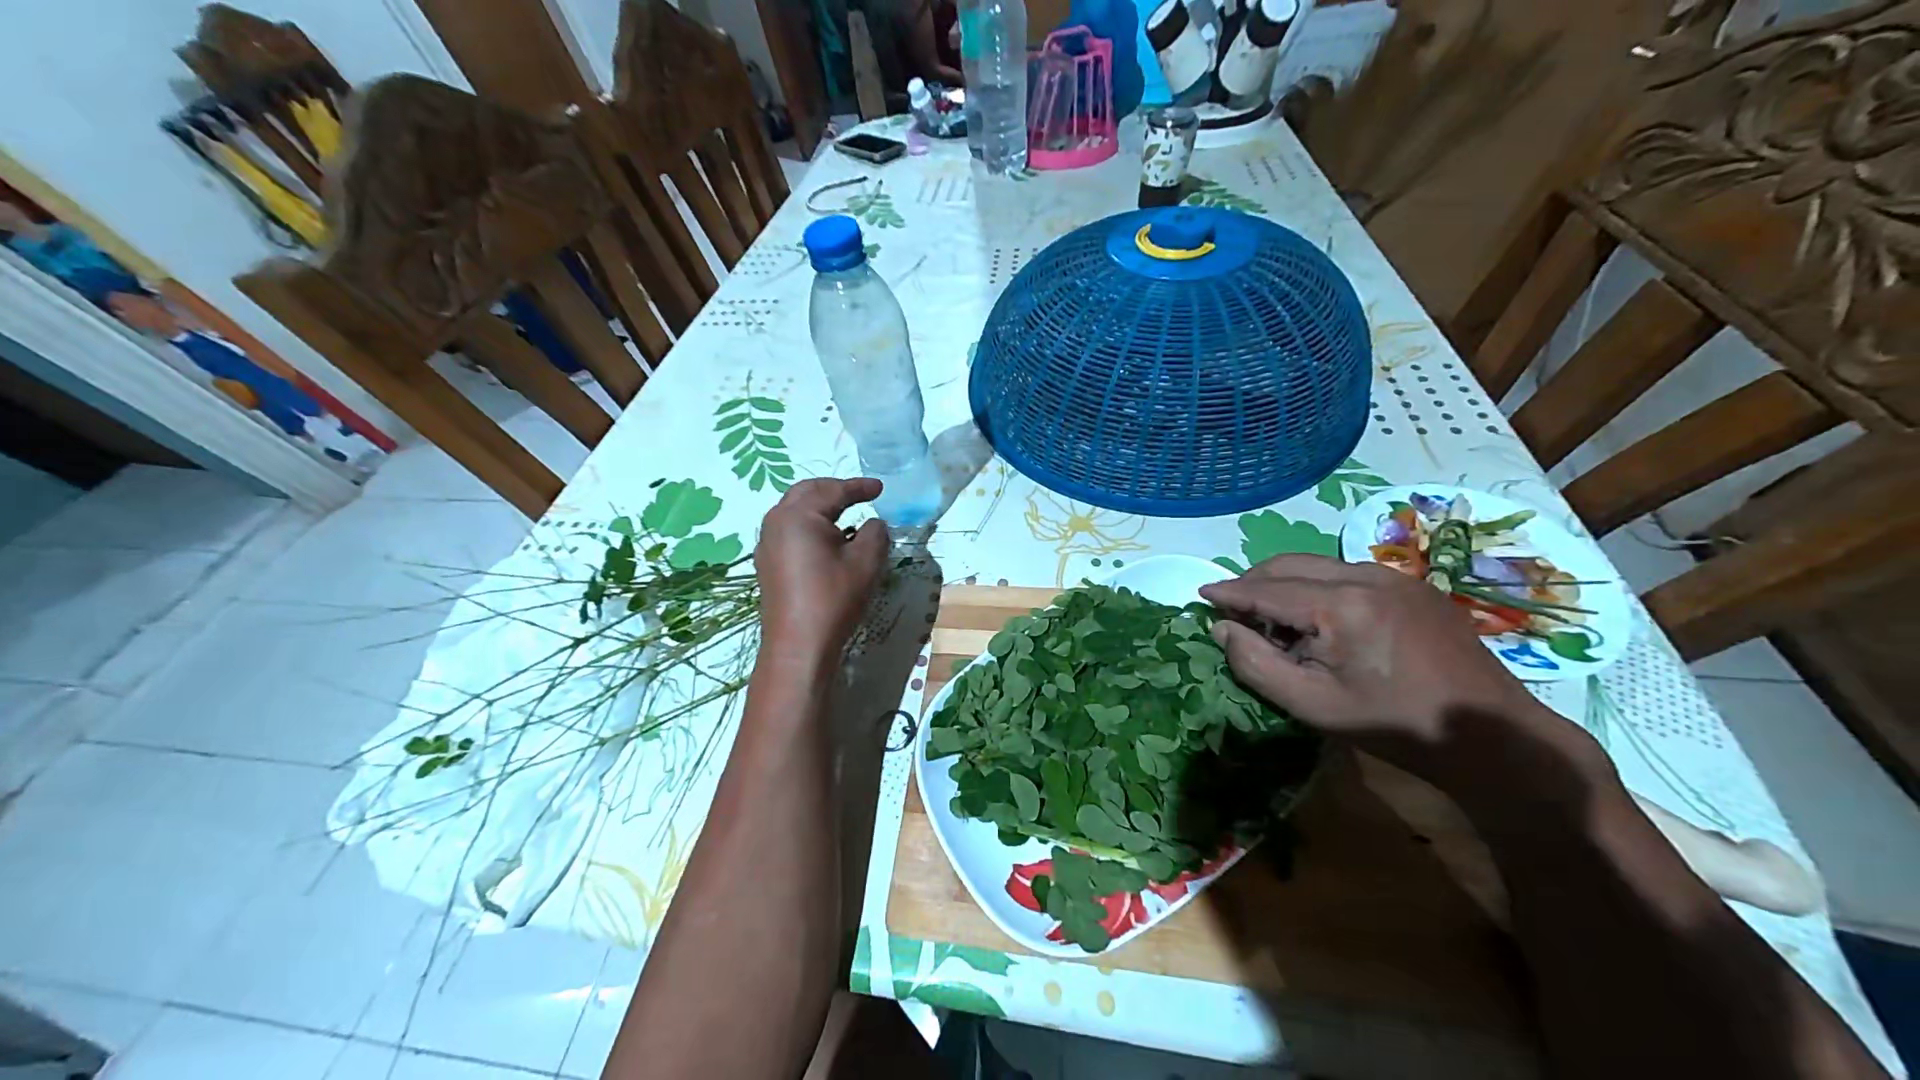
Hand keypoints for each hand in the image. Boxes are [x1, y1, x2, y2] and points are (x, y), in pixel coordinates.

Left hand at [755, 478, 890, 664]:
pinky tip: (827, 542)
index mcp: (798, 515)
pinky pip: (789, 531)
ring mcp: (767, 544)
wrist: (800, 645)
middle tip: (859, 494)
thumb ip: (875, 533)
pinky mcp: (767, 564)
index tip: (880, 488)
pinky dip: (809, 526)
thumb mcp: (866, 562)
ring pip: (794, 512)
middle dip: (834, 490)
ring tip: (846, 515)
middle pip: (806, 493)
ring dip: (819, 507)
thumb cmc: (834, 598)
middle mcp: (776, 523)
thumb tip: (873, 524)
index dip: (859, 487)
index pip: (833, 491)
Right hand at [1199, 555, 1599, 793]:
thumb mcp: (1311, 705)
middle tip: (1233, 609)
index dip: (1229, 591)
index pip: (1266, 589)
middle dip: (1254, 581)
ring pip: (1318, 565)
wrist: (1491, 735)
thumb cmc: (1392, 725)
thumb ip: (1256, 664)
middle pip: (1289, 564)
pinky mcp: (1414, 587)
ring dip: (1286, 583)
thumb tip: (1223, 628)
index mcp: (1339, 605)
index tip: (1201, 593)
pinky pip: (1348, 573)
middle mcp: (1365, 575)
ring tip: (1275, 620)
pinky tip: (1320, 621)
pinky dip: (1318, 587)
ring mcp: (1395, 577)